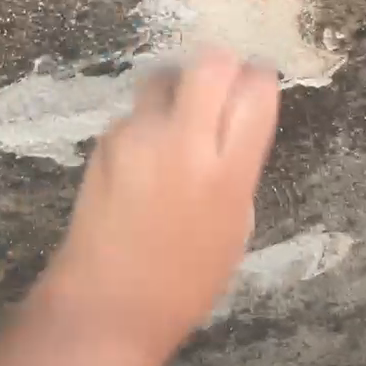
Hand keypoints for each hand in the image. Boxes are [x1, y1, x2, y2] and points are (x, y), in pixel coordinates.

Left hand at [27, 47, 279, 360]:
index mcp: (227, 173)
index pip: (256, 90)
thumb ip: (239, 163)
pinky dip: (147, 121)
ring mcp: (139, 135)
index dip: (260, 78)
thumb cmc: (185, 278)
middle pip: (211, 62)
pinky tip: (144, 156)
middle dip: (222, 65)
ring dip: (179, 87)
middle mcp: (183, 142)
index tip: (256, 84)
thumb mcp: (235, 224)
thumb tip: (236, 117)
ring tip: (178, 120)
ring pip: (167, 76)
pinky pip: (137, 111)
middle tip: (221, 86)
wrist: (107, 303)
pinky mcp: (106, 137)